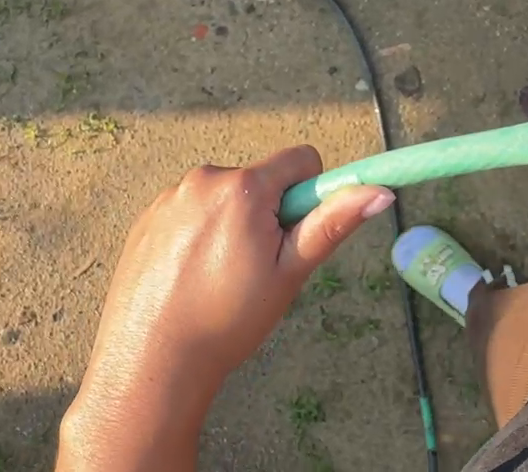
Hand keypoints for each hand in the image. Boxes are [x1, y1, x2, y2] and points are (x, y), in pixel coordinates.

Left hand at [57, 148, 392, 471]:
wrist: (147, 368)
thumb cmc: (226, 321)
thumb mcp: (290, 272)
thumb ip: (334, 222)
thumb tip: (381, 191)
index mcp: (244, 187)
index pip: (301, 160)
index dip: (309, 195)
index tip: (293, 234)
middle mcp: (204, 178)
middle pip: (262, 179)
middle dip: (269, 212)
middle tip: (255, 265)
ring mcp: (170, 197)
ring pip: (227, 195)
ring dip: (234, 221)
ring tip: (218, 276)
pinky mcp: (147, 217)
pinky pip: (192, 208)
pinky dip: (200, 231)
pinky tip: (190, 276)